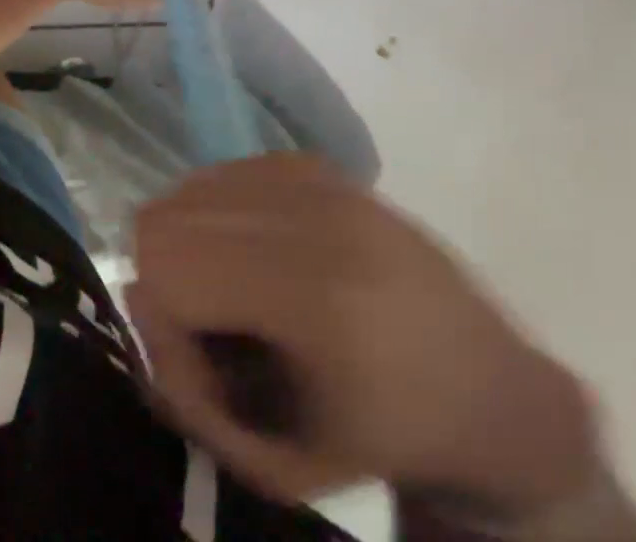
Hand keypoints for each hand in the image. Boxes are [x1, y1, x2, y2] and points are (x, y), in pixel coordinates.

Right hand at [125, 154, 600, 518]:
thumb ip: (182, 396)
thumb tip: (137, 297)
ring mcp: (324, 188)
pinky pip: (220, 177)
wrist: (498, 398)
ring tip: (230, 289)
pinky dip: (214, 215)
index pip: (163, 269)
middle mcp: (319, 224)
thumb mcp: (275, 463)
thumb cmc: (384, 438)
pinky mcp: (325, 173)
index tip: (200, 367)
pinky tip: (252, 257)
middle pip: (161, 222)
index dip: (159, 324)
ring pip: (183, 193)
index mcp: (317, 298)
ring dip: (184, 245)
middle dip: (162, 279)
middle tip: (205, 324)